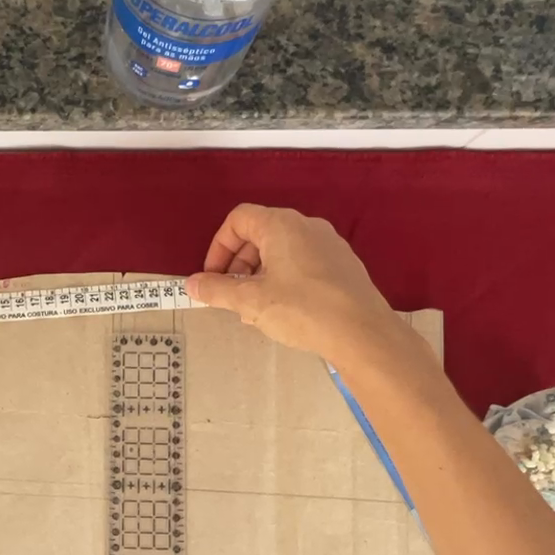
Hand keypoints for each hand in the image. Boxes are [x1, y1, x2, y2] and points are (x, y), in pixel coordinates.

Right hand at [186, 204, 400, 359]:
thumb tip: (191, 283)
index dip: (218, 247)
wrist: (363, 333)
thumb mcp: (250, 302)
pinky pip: (301, 265)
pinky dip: (282, 281)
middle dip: (237, 266)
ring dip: (258, 277)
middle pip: (258, 235)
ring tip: (254, 311)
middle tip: (231, 297)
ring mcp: (328, 245)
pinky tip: (283, 312)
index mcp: (281, 225)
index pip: (238, 220)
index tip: (213, 278)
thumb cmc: (303, 309)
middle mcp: (306, 226)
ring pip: (280, 253)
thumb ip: (216, 290)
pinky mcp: (342, 266)